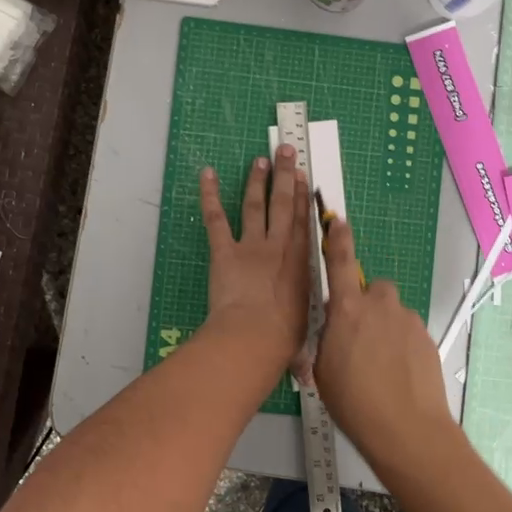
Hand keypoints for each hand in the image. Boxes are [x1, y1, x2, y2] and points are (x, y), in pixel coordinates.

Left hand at [198, 145, 309, 366]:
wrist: (254, 336)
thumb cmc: (282, 340)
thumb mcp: (302, 333)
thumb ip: (301, 332)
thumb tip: (302, 359)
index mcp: (302, 264)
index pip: (305, 223)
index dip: (304, 197)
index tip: (304, 177)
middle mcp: (279, 248)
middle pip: (284, 205)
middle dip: (285, 176)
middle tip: (285, 151)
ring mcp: (251, 246)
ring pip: (255, 206)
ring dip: (256, 181)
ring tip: (259, 160)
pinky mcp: (224, 252)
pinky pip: (216, 219)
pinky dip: (209, 195)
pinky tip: (206, 174)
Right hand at [314, 219, 458, 463]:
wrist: (407, 429)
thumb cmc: (353, 402)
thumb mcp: (321, 369)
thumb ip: (327, 339)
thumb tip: (334, 329)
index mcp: (347, 310)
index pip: (341, 263)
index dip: (338, 239)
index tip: (338, 220)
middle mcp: (380, 307)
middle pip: (373, 290)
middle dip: (366, 304)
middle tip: (356, 337)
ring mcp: (407, 321)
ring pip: (391, 313)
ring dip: (384, 327)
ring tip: (377, 364)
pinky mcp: (426, 338)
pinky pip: (407, 331)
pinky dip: (400, 345)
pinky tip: (395, 374)